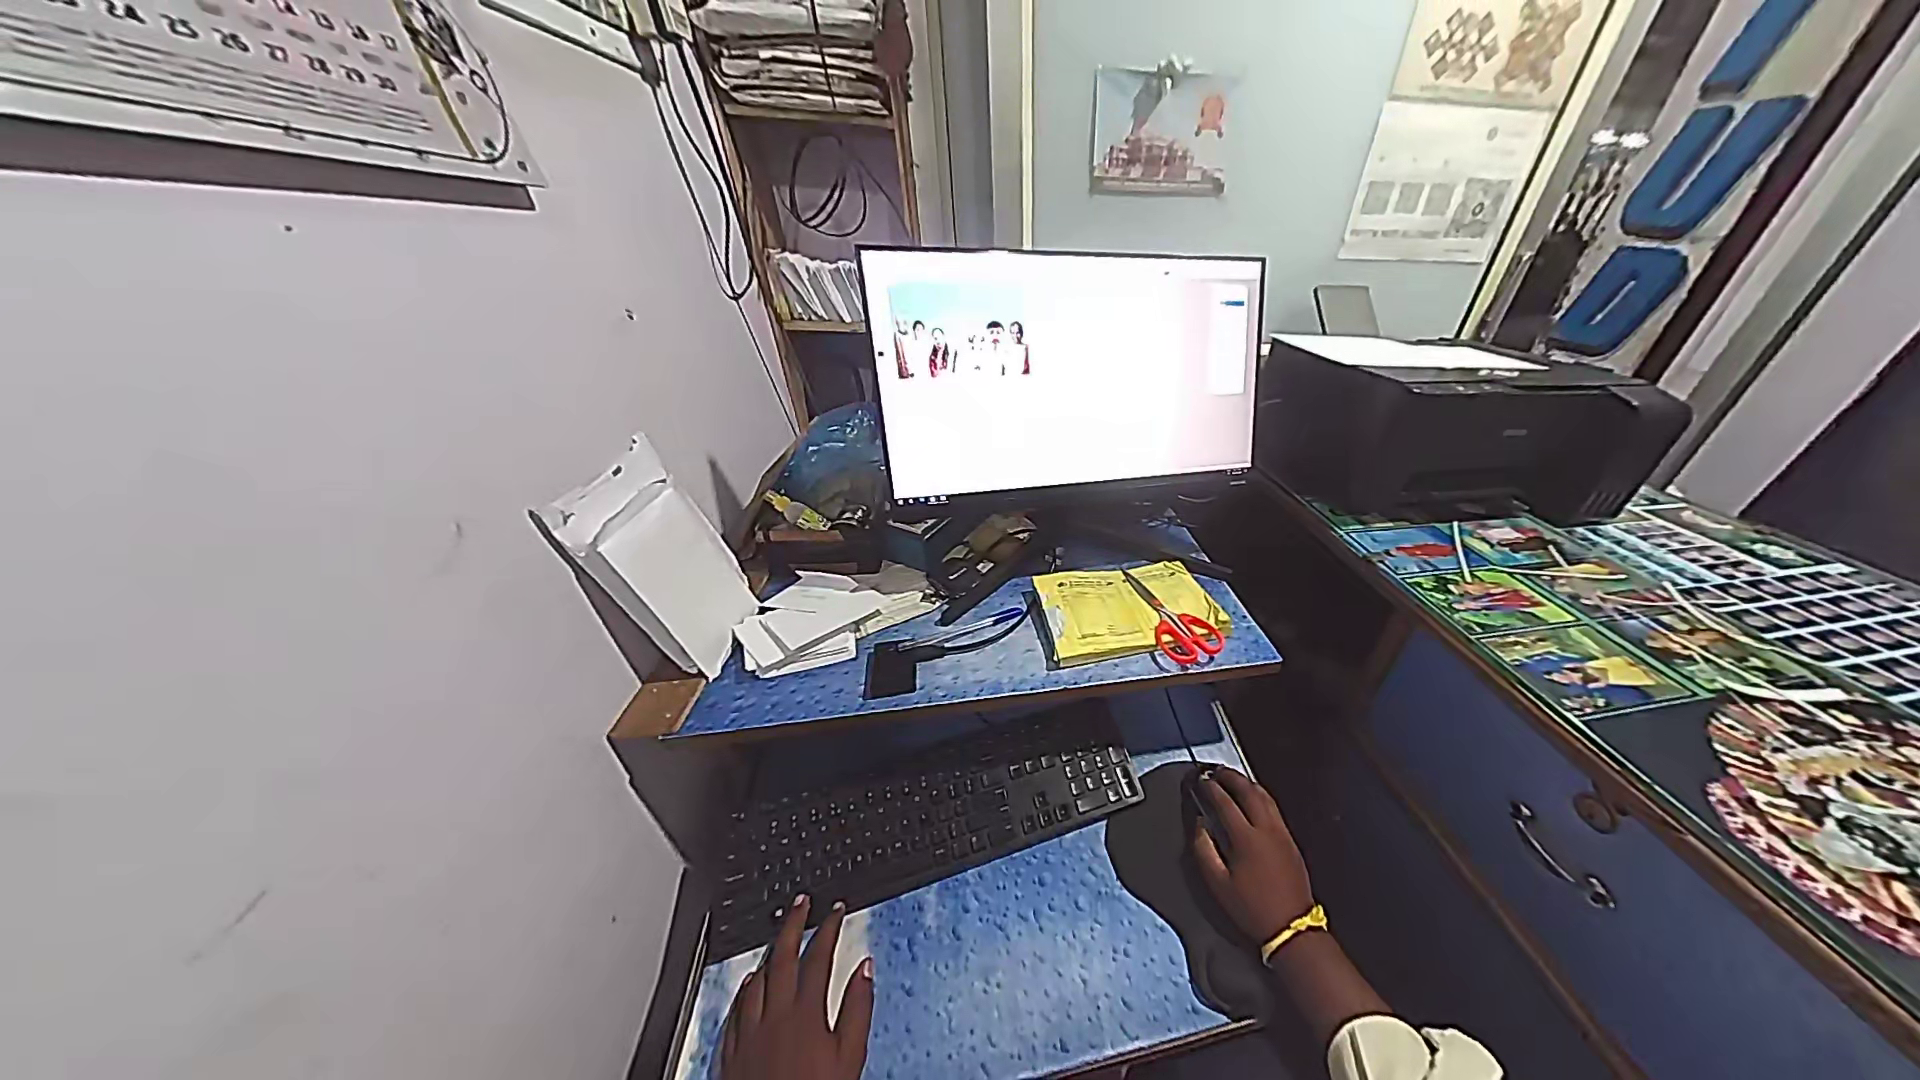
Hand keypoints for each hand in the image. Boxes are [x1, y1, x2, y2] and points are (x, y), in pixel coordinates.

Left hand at [722, 896, 874, 1079]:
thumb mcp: (849, 1058)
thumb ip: (858, 1008)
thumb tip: (865, 968)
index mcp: (806, 1013)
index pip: (819, 956)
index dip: (829, 928)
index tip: (836, 911)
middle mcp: (775, 1014)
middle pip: (783, 955)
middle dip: (794, 922)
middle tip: (802, 902)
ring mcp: (749, 1032)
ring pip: (757, 977)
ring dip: (770, 952)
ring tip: (780, 936)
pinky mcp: (732, 1052)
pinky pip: (736, 1007)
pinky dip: (746, 987)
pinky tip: (750, 981)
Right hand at [1190, 767, 1314, 944]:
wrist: (1292, 929)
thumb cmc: (1251, 908)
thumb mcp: (1217, 883)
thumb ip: (1203, 849)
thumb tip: (1199, 824)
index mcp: (1246, 839)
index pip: (1225, 802)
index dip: (1210, 788)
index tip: (1200, 780)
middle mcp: (1266, 830)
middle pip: (1248, 791)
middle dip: (1231, 777)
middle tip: (1216, 770)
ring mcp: (1282, 834)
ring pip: (1265, 797)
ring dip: (1247, 783)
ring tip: (1233, 778)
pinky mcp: (1291, 841)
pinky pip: (1274, 809)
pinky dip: (1260, 796)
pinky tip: (1253, 798)